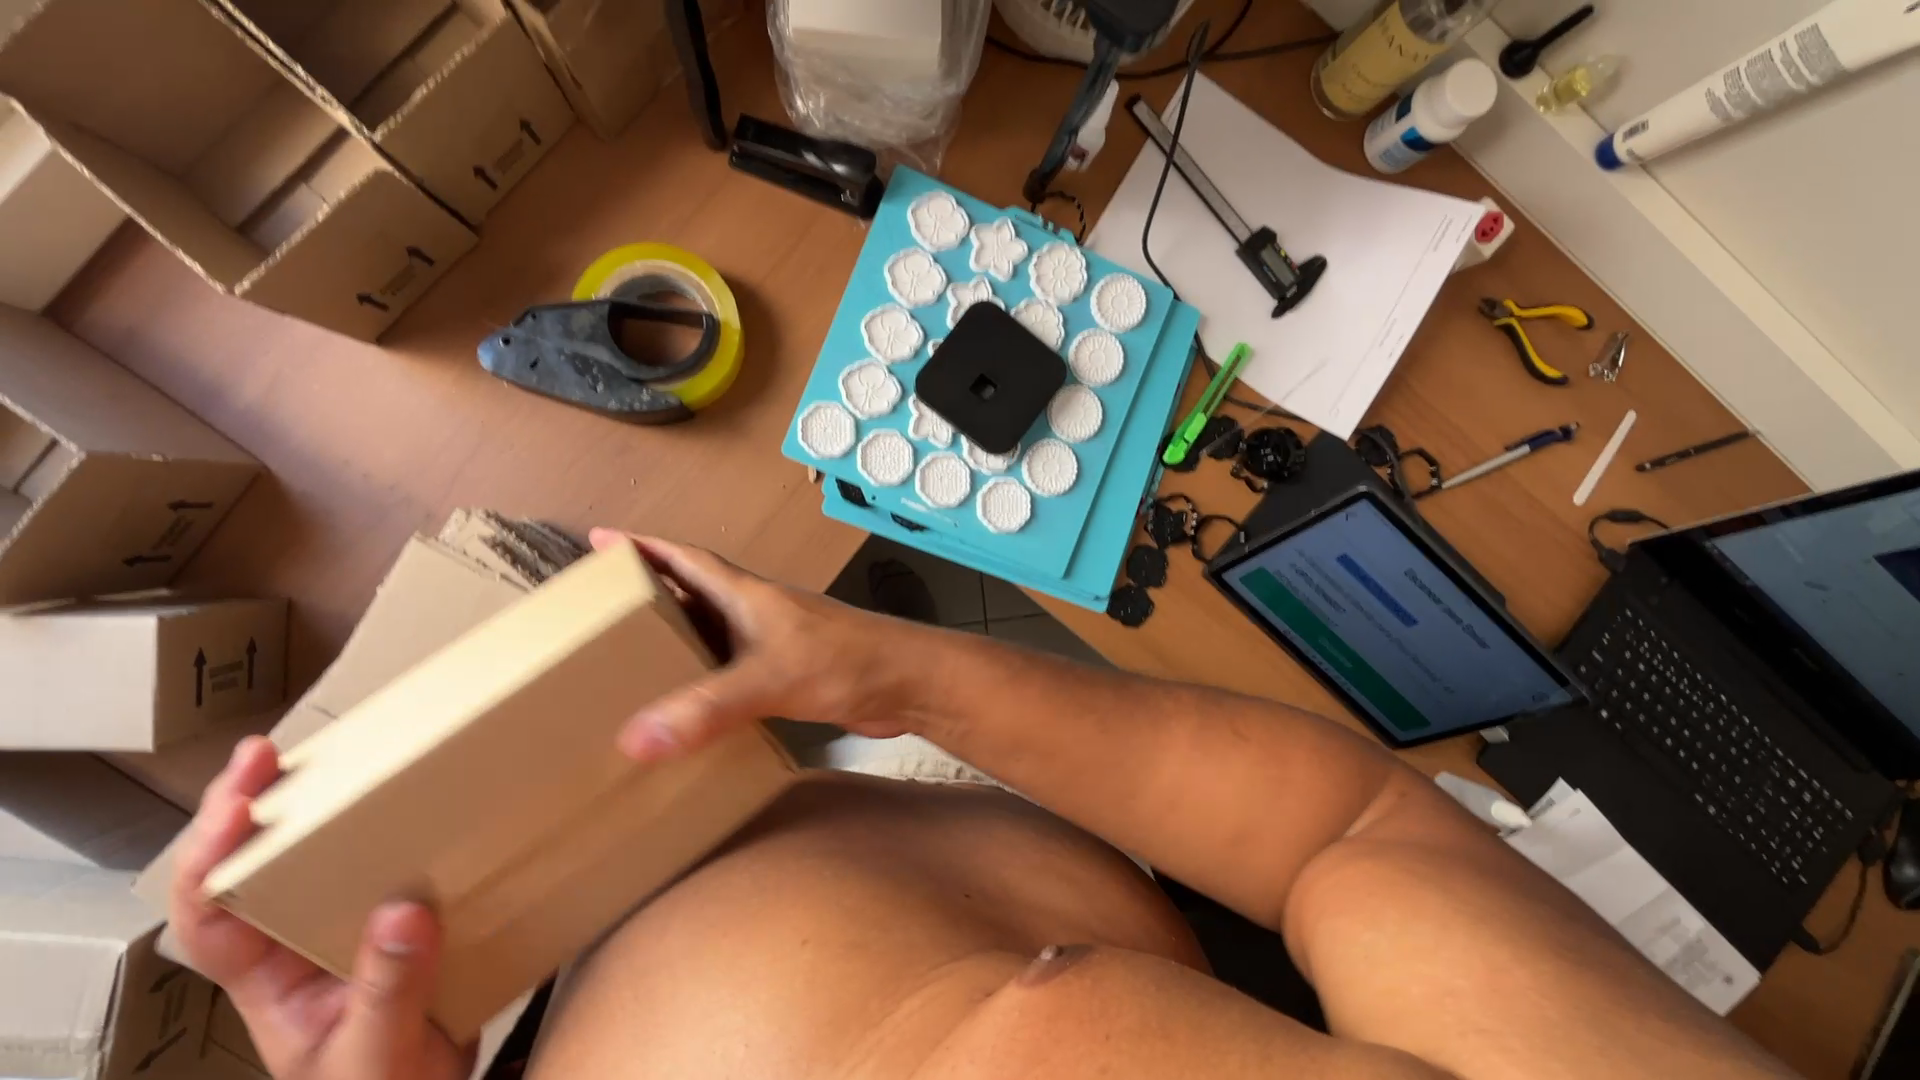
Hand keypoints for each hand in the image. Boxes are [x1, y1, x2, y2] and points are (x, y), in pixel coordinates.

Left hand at [171, 737, 474, 1079]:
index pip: (213, 916)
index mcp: (275, 983)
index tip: (239, 798)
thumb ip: (388, 990)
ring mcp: (351, 935)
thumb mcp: (380, 1052)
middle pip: (251, 873)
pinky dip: (391, 832)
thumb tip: (402, 911)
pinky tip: (410, 805)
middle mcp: (303, 948)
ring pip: (316, 865)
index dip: (210, 856)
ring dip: (315, 812)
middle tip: (267, 755)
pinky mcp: (404, 927)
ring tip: (332, 761)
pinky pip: (388, 871)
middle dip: (246, 811)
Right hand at [590, 529, 931, 761]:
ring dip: (676, 642)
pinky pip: (731, 673)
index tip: (601, 540)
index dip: (644, 547)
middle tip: (600, 611)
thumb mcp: (771, 678)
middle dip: (649, 596)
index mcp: (747, 596)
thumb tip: (634, 739)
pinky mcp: (788, 676)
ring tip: (628, 659)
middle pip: (693, 594)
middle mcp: (756, 613)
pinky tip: (685, 706)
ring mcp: (773, 644)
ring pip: (712, 635)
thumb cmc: (848, 661)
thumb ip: (707, 708)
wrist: (910, 684)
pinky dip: (703, 682)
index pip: (687, 559)